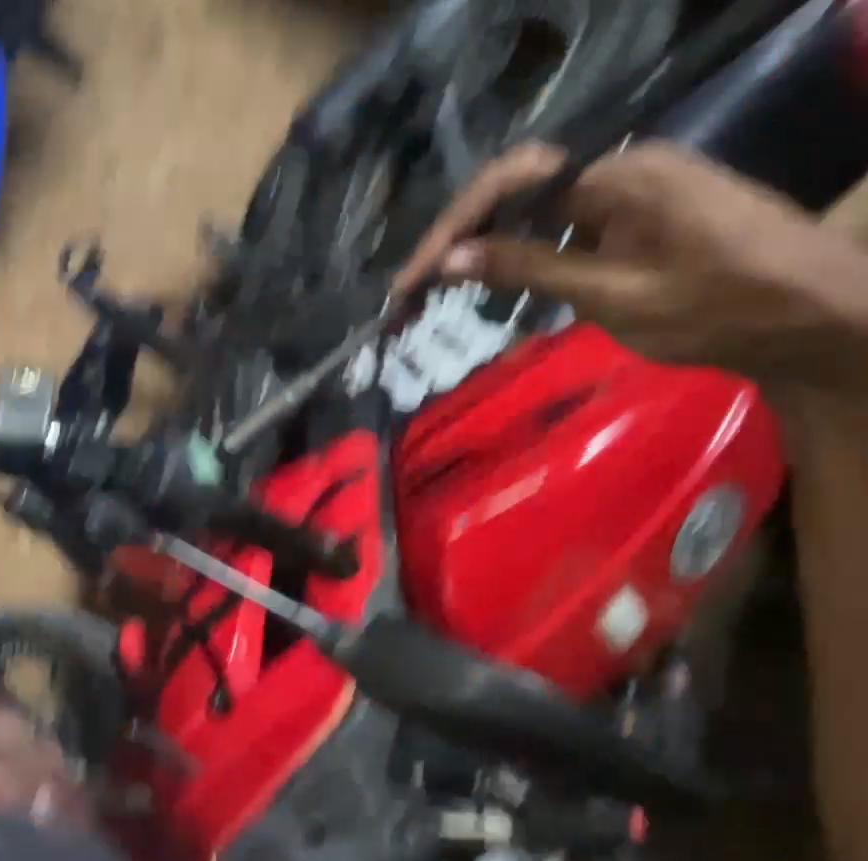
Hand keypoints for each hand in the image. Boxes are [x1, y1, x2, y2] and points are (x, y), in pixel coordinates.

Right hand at [396, 141, 867, 382]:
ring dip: (483, 252)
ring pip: (533, 212)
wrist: (823, 320)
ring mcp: (634, 190)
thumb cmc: (723, 308)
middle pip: (515, 194)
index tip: (411, 281)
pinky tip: (497, 291)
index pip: (511, 182)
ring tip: (436, 298)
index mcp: (621, 174)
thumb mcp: (615, 296)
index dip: (452, 229)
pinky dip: (521, 258)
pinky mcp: (639, 216)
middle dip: (457, 243)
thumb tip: (448, 260)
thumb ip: (530, 270)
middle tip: (409, 295)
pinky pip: (562, 227)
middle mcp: (623, 168)